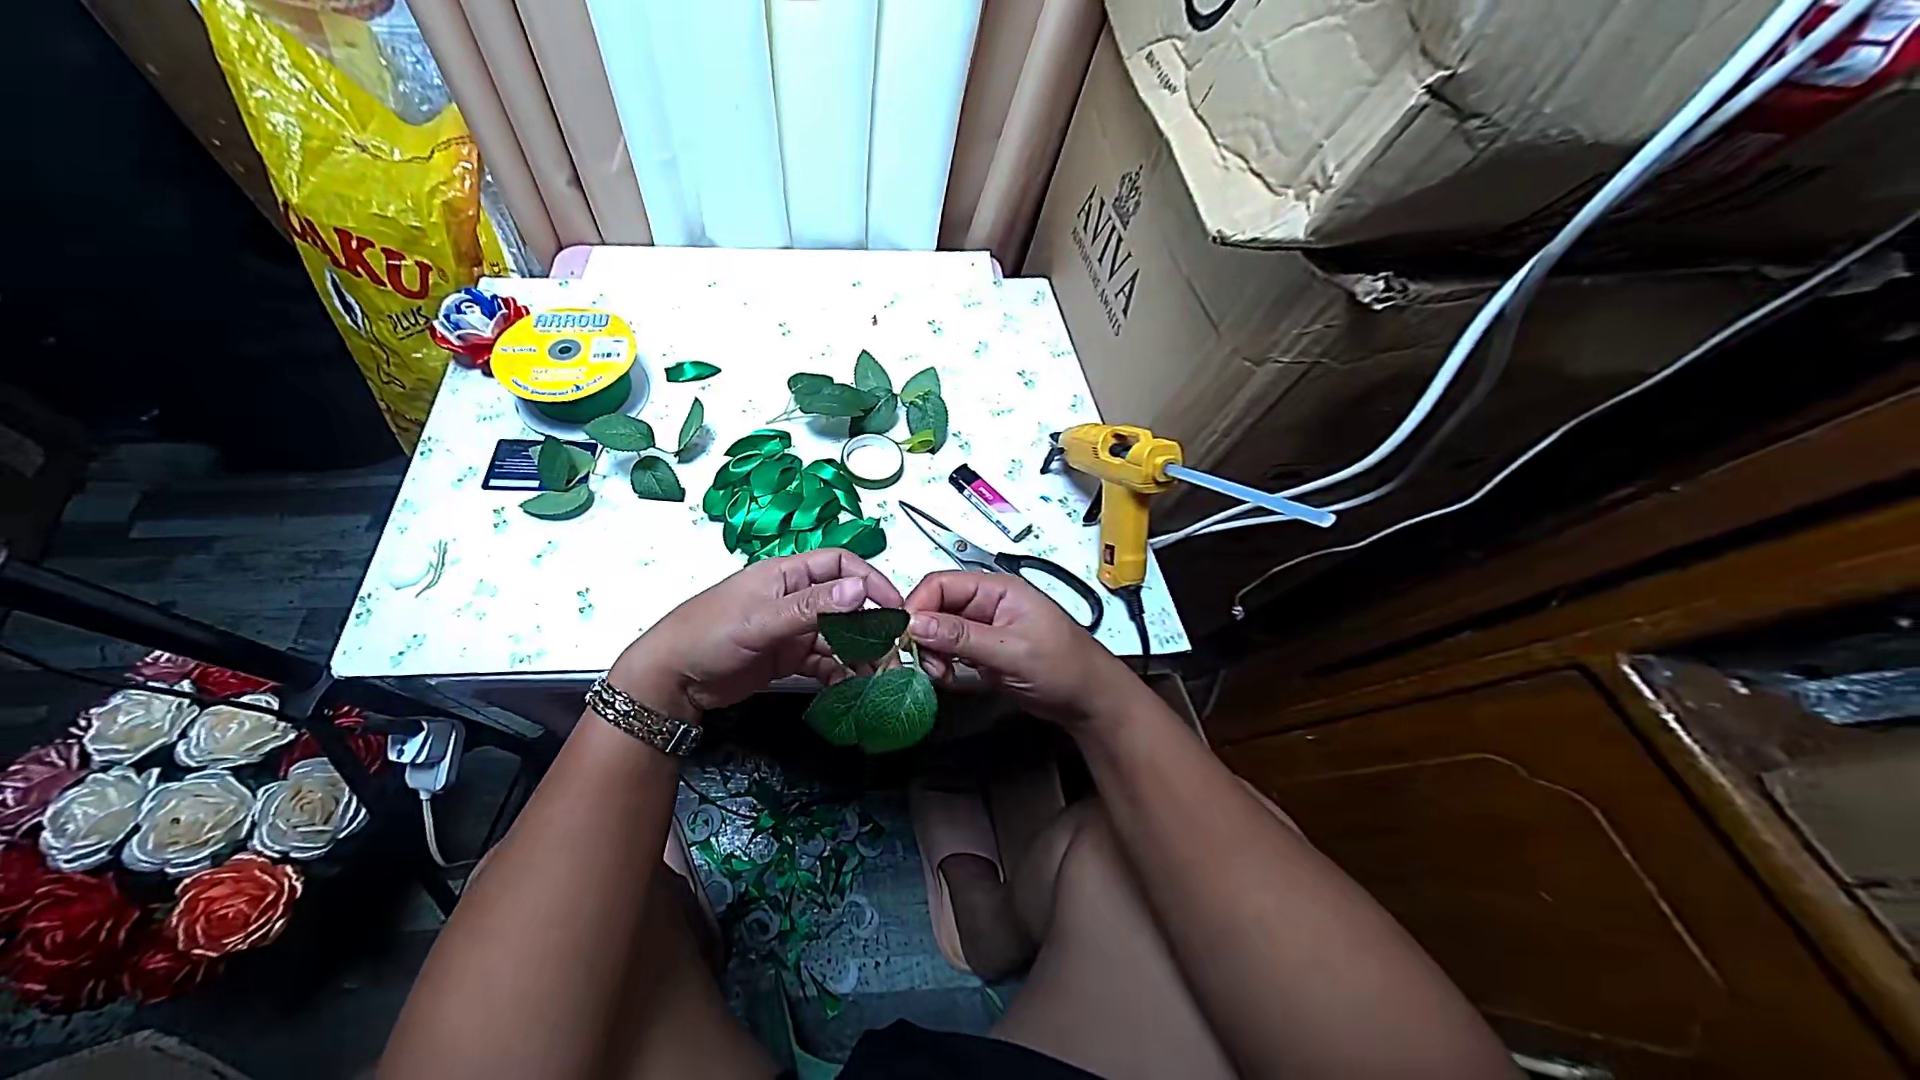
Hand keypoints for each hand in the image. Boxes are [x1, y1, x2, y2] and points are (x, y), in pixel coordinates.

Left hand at [609, 550, 903, 717]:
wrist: (671, 680)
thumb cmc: (707, 635)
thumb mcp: (761, 618)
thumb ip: (812, 606)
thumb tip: (859, 590)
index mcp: (788, 574)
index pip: (841, 565)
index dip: (870, 582)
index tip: (892, 608)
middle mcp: (795, 598)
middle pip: (846, 603)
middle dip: (870, 625)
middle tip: (891, 650)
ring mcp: (793, 629)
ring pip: (839, 636)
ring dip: (859, 653)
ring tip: (877, 674)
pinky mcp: (789, 657)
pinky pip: (825, 661)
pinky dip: (840, 672)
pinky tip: (850, 686)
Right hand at [903, 572, 1145, 728]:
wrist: (1088, 701)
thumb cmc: (1066, 666)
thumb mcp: (1011, 650)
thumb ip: (962, 636)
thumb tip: (917, 623)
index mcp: (997, 589)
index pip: (941, 584)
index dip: (918, 606)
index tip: (905, 634)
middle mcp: (986, 604)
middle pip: (935, 608)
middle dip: (924, 635)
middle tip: (925, 662)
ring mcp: (983, 629)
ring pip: (938, 633)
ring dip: (932, 654)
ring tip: (942, 674)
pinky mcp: (982, 653)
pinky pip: (949, 653)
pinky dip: (943, 666)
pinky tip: (952, 678)